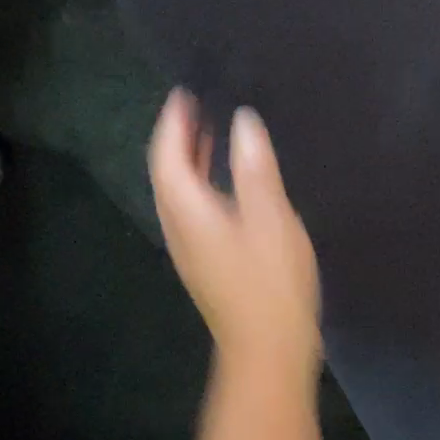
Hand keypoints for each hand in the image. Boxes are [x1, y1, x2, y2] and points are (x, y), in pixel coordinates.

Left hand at [149, 89, 320, 376]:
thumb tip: (243, 120)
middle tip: (199, 105)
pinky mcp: (210, 261)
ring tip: (213, 133)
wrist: (269, 346)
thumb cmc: (270, 279)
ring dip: (193, 160)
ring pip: (182, 193)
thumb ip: (255, 167)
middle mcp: (181, 227)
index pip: (168, 158)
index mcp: (189, 212)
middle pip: (169, 175)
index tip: (184, 92)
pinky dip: (207, 183)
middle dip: (180, 138)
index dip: (174, 124)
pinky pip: (198, 208)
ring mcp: (194, 248)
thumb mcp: (270, 217)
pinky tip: (232, 181)